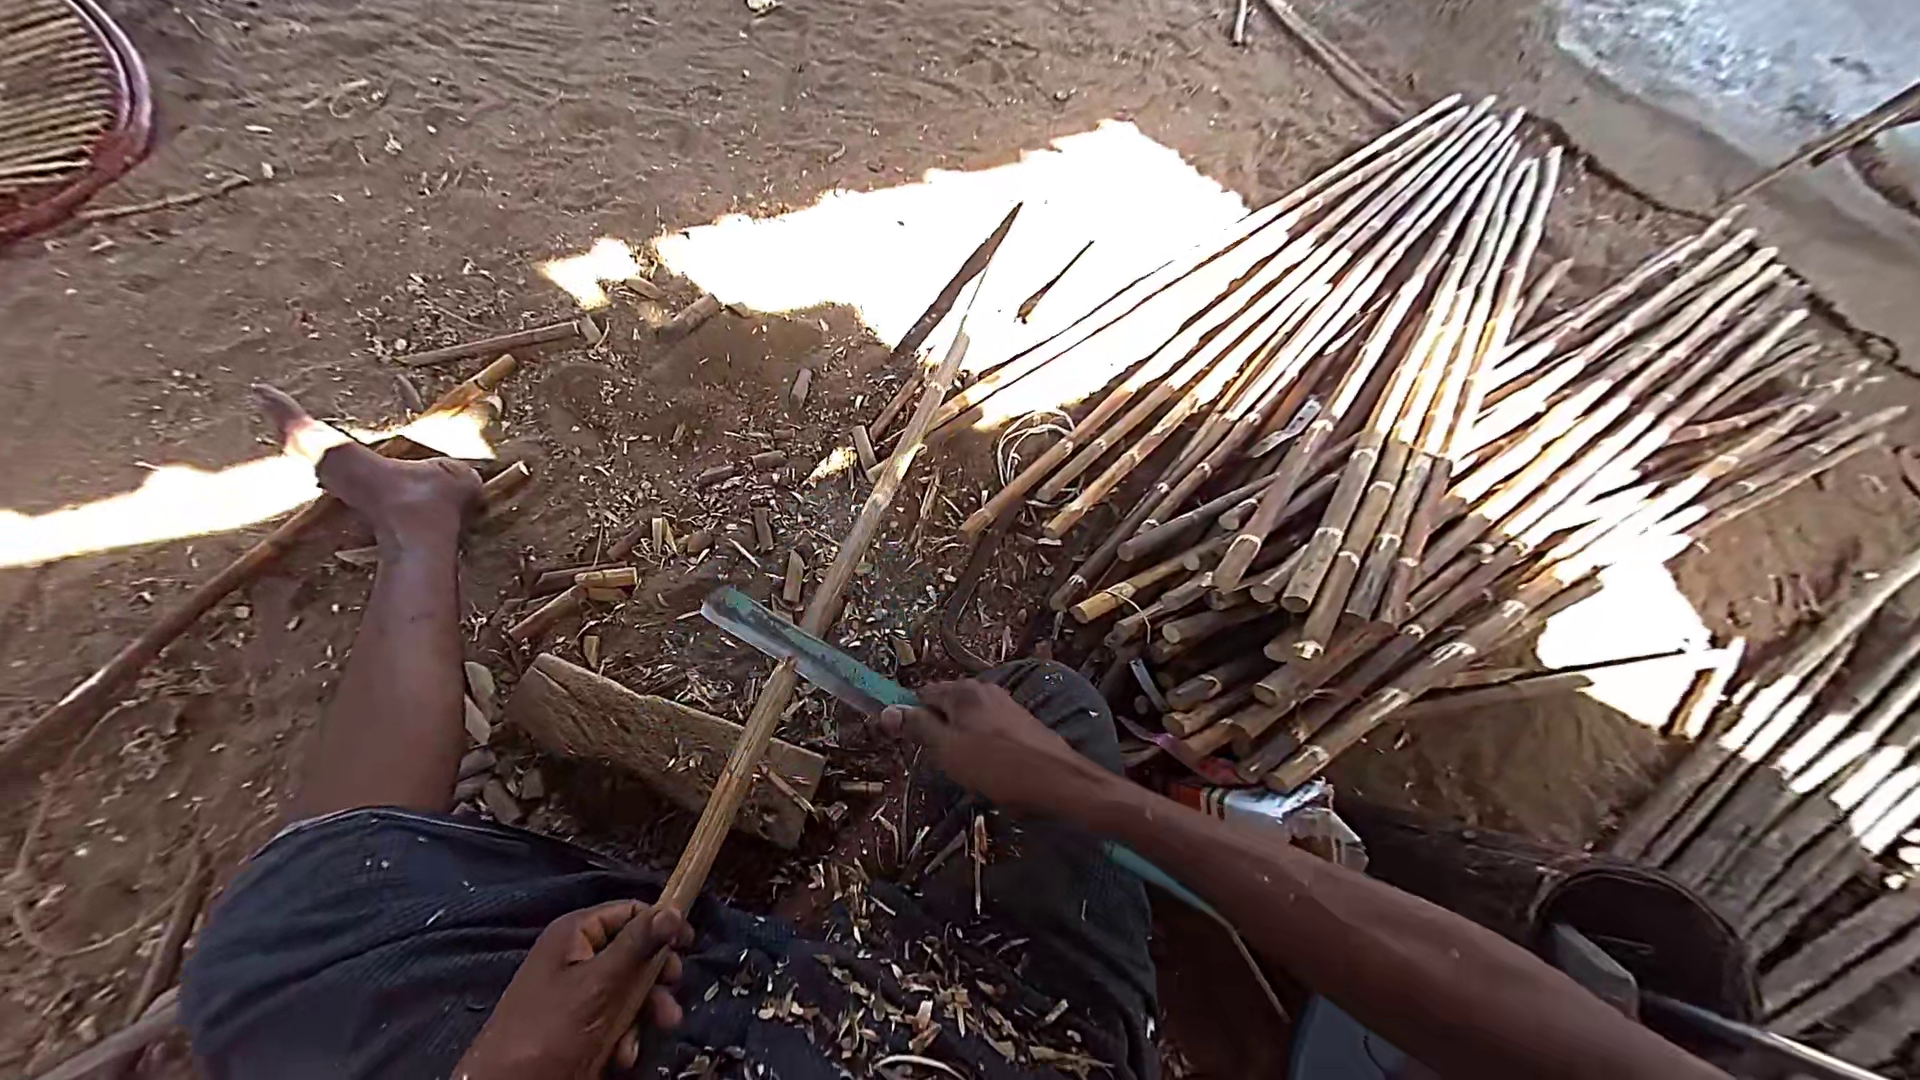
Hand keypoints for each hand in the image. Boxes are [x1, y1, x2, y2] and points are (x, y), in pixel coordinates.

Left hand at [453, 900, 691, 1079]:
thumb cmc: (546, 1035)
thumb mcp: (598, 985)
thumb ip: (639, 944)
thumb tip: (675, 907)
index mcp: (575, 934)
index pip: (630, 911)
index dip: (661, 924)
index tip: (687, 944)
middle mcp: (576, 957)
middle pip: (634, 949)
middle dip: (656, 975)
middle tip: (674, 988)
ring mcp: (575, 994)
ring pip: (629, 986)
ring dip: (647, 1008)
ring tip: (662, 1025)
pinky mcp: (575, 1027)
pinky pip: (614, 1017)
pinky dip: (626, 1033)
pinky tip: (625, 1055)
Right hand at [878, 680, 1111, 815]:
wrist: (1059, 781)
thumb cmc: (998, 767)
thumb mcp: (948, 750)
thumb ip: (918, 728)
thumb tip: (887, 710)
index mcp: (964, 690)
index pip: (922, 694)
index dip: (910, 717)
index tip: (907, 744)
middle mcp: (985, 689)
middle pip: (946, 705)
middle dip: (937, 731)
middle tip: (940, 762)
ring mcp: (1006, 704)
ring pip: (967, 720)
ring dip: (959, 741)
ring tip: (966, 770)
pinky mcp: (1021, 722)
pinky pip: (988, 729)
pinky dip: (981, 746)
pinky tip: (989, 769)